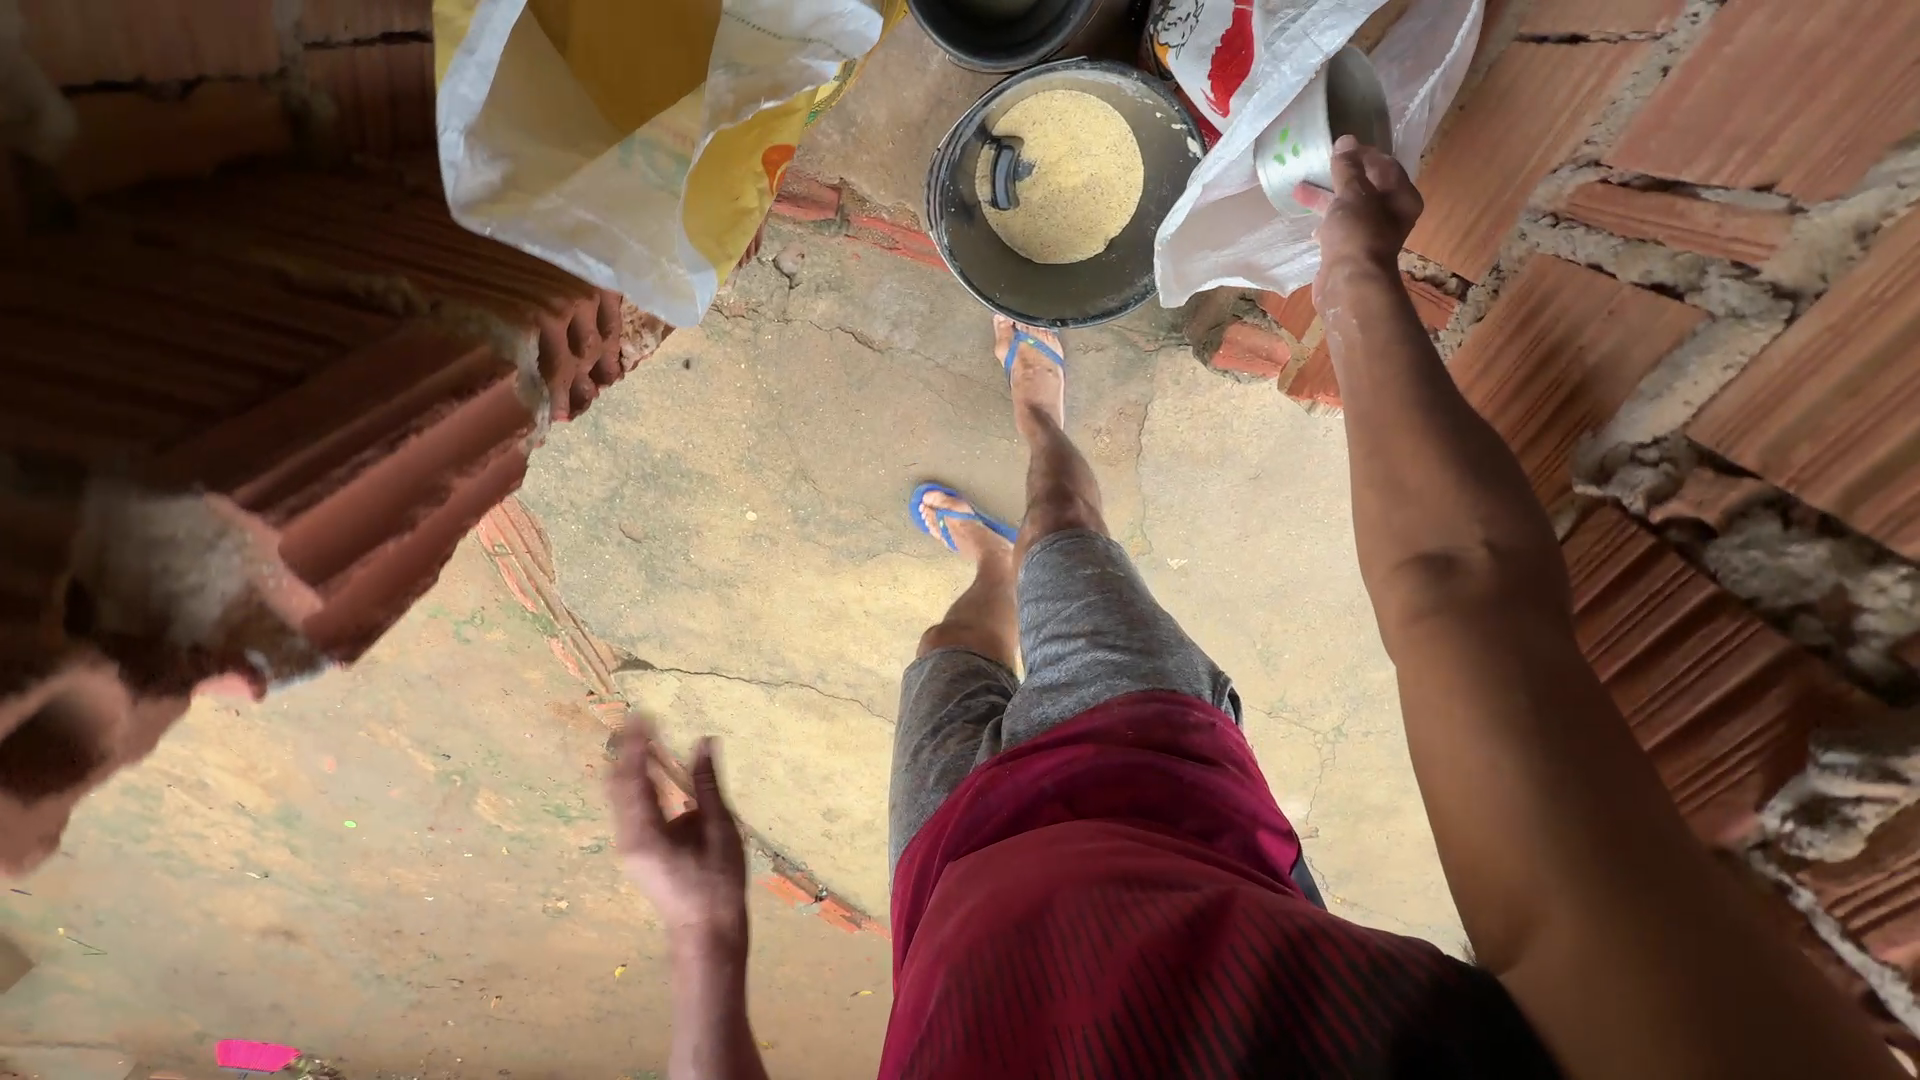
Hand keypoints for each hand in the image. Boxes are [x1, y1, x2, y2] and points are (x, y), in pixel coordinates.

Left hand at [610, 715, 748, 945]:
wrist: (706, 932)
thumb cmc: (716, 885)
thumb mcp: (719, 831)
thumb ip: (707, 785)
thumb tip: (705, 743)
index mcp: (644, 834)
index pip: (633, 778)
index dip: (638, 744)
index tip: (645, 715)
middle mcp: (628, 838)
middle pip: (618, 784)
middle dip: (629, 749)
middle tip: (641, 718)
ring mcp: (631, 845)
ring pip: (622, 795)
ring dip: (635, 764)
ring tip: (648, 733)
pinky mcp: (640, 849)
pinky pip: (633, 806)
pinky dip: (642, 782)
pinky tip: (659, 768)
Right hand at [1293, 134, 1422, 286]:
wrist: (1348, 284)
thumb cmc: (1356, 234)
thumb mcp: (1352, 194)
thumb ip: (1347, 167)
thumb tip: (1345, 141)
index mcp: (1402, 198)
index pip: (1385, 165)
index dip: (1363, 154)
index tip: (1339, 147)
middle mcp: (1390, 215)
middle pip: (1366, 187)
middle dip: (1340, 176)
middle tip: (1320, 165)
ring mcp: (1369, 235)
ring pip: (1348, 209)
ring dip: (1326, 199)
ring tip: (1300, 190)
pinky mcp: (1350, 252)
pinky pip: (1338, 229)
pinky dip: (1325, 223)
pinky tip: (1310, 225)